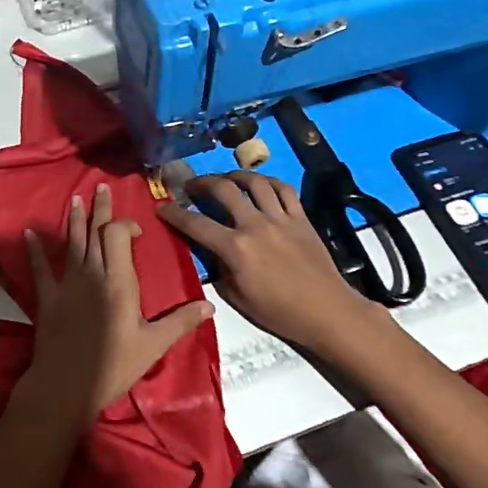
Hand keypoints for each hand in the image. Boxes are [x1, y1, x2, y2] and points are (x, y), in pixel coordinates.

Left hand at [24, 182, 213, 416]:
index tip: (136, 231)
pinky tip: (28, 233)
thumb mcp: (154, 344)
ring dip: (73, 220)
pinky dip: (35, 250)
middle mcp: (92, 274)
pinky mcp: (47, 298)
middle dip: (99, 209)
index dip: (125, 224)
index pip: (118, 235)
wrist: (65, 387)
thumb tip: (211, 306)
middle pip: (95, 232)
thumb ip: (181, 321)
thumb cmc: (114, 366)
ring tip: (74, 199)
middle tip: (101, 188)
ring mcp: (66, 285)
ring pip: (71, 243)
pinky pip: (40, 269)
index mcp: (119, 281)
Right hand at [157, 171, 387, 357]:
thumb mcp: (237, 297)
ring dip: (235, 175)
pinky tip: (260, 184)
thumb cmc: (279, 312)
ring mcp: (280, 217)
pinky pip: (283, 189)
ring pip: (254, 182)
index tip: (162, 206)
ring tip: (225, 178)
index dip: (174, 213)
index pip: (196, 224)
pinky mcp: (301, 217)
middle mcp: (255, 225)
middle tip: (192, 185)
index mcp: (236, 249)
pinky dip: (268, 181)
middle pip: (223, 190)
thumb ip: (219, 268)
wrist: (325, 310)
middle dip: (202, 182)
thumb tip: (211, 250)